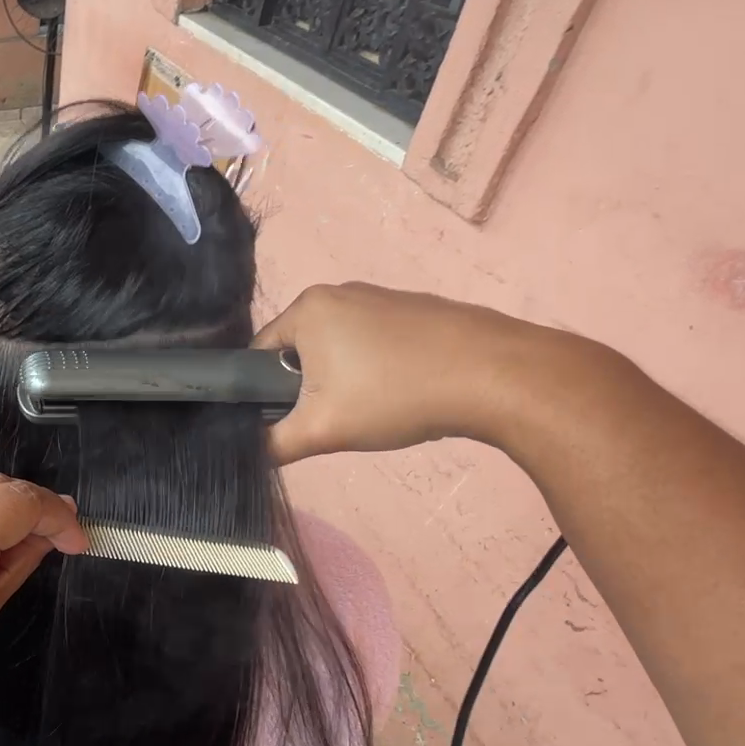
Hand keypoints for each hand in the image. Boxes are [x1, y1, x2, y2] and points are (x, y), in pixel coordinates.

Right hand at [250, 282, 604, 463]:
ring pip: (334, 348)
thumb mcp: (320, 431)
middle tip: (328, 419)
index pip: (256, 356)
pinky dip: (374, 368)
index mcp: (306, 308)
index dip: (260, 394)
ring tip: (368, 409)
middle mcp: (339, 291)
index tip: (283, 421)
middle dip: (303, 387)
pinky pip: (371, 342)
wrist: (500, 376)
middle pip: (295, 351)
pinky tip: (398, 393)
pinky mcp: (415, 308)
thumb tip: (245, 454)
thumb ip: (270, 445)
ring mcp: (381, 295)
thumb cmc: (394, 395)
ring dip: (338, 380)